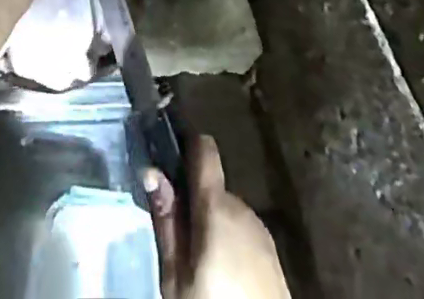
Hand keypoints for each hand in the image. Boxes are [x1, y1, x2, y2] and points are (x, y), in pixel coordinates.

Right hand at [147, 136, 291, 298]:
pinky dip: (226, 242)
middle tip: (171, 237)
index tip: (167, 148)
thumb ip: (167, 223)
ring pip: (225, 212)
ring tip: (192, 264)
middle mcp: (243, 207)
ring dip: (209, 226)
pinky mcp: (271, 250)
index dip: (187, 145)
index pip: (205, 152)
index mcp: (217, 207)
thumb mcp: (175, 278)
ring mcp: (260, 228)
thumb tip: (152, 172)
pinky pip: (241, 232)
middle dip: (191, 204)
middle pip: (211, 189)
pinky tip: (218, 275)